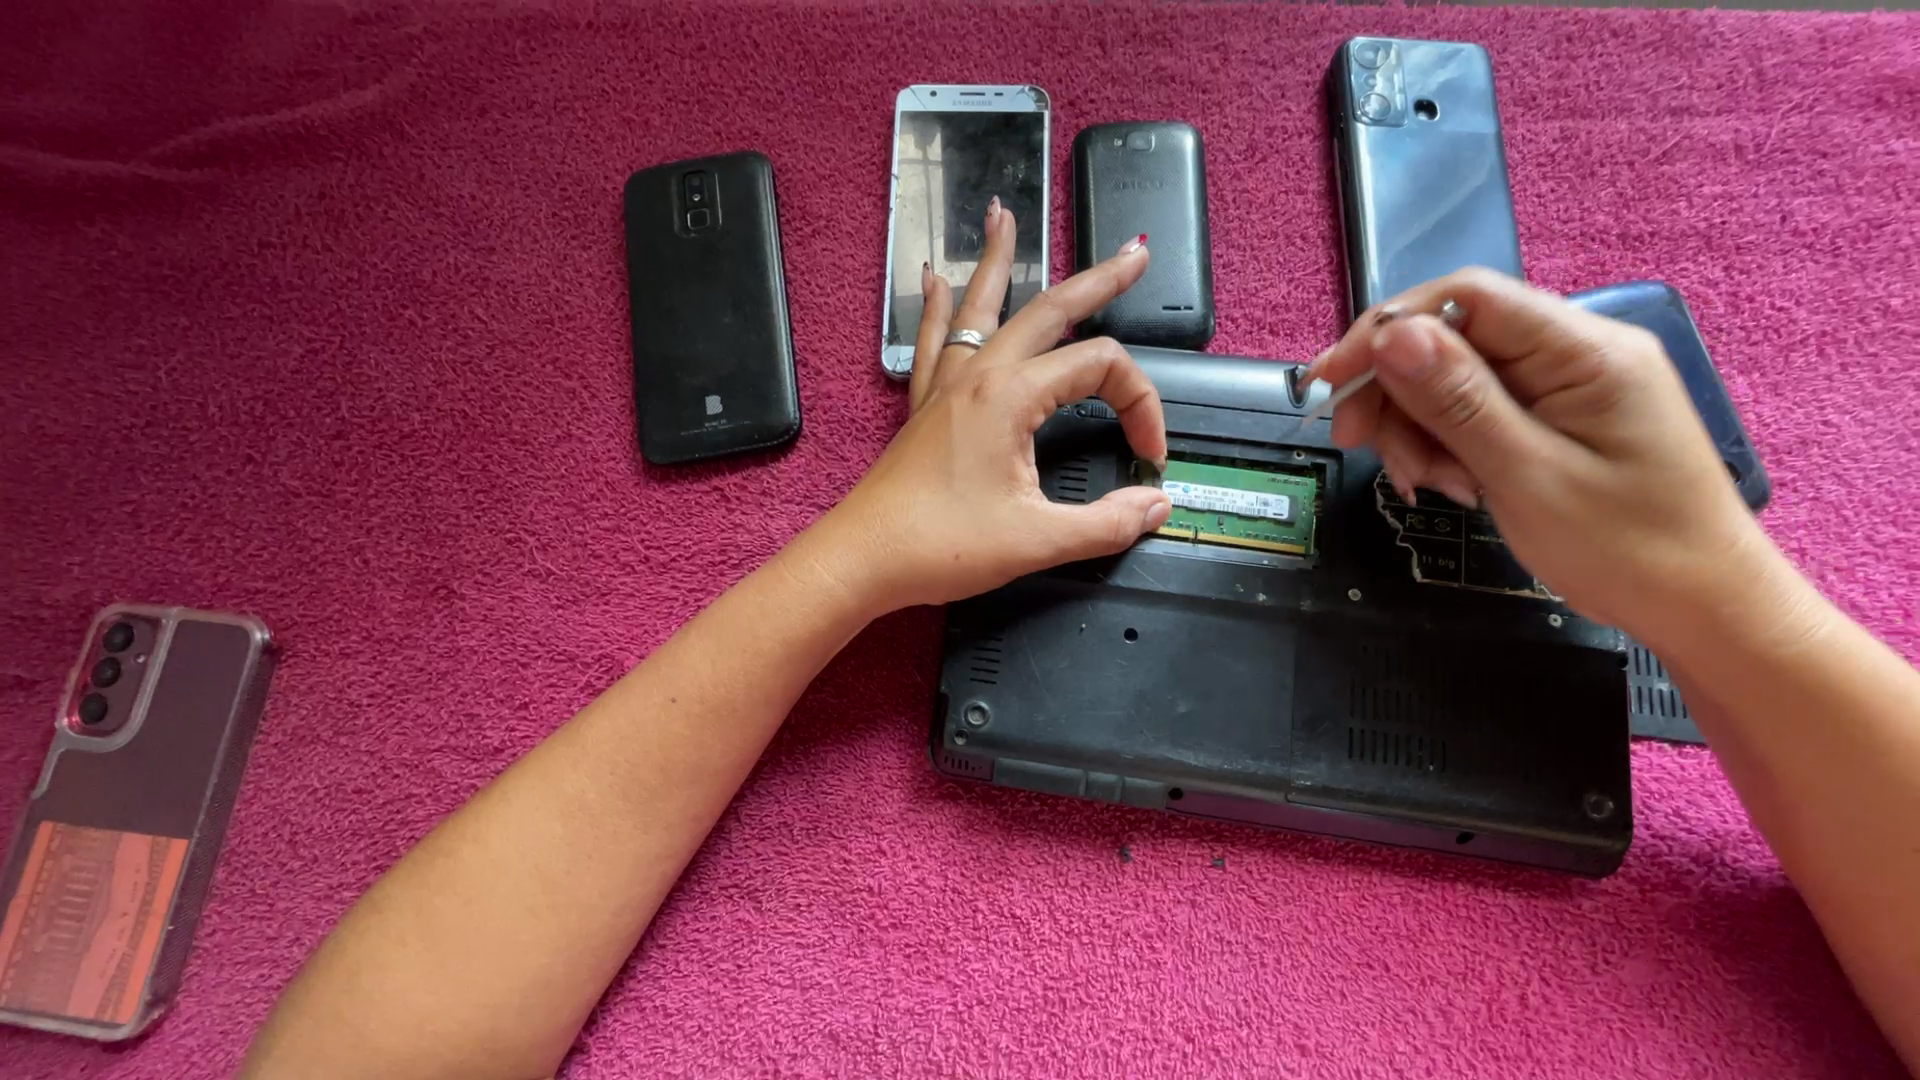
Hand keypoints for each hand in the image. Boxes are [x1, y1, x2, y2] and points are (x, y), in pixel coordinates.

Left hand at [818, 203, 1170, 612]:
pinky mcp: (925, 408)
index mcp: (1011, 396)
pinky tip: (933, 280)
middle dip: (1097, 280)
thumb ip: (1105, 523)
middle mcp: (979, 378)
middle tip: (1132, 255)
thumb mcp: (1037, 540)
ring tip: (1003, 217)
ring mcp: (947, 388)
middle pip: (1048, 309)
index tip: (1149, 456)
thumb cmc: (941, 546)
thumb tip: (1154, 506)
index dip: (1141, 406)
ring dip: (999, 262)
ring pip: (981, 308)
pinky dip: (939, 308)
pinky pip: (935, 342)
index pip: (1101, 370)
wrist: (866, 558)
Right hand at [1308, 268, 1773, 642]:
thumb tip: (1392, 335)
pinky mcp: (1544, 416)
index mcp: (1582, 349)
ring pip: (1445, 380)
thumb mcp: (1527, 474)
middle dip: (1393, 393)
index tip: (1329, 381)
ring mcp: (1556, 384)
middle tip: (1359, 446)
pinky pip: (1465, 412)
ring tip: (1426, 484)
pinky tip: (1450, 483)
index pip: (1465, 298)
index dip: (1386, 329)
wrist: (1694, 603)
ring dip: (1414, 430)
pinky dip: (1439, 446)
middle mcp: (1568, 351)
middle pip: (1447, 340)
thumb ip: (1458, 400)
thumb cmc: (1623, 546)